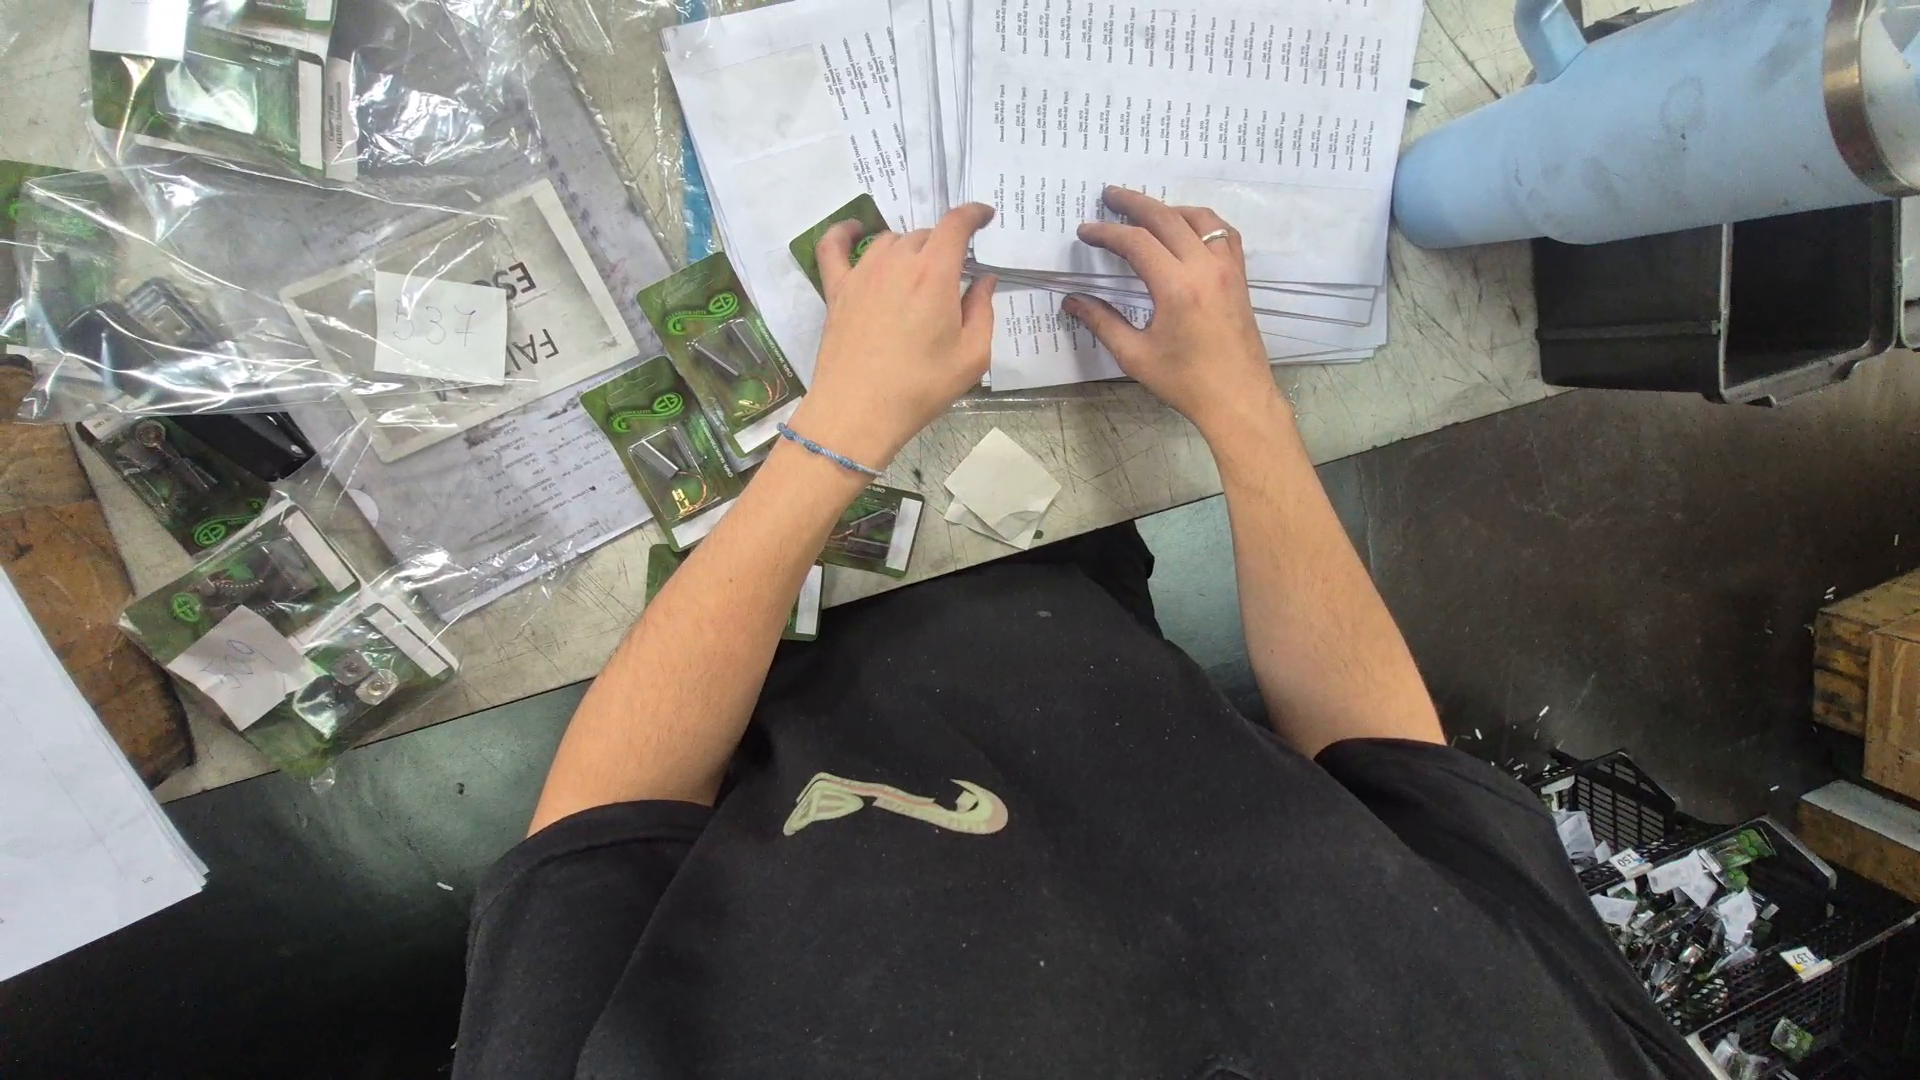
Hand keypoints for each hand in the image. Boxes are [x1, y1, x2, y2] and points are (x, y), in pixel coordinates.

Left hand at [787, 203, 998, 469]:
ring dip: (908, 250)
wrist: (859, 412)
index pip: (956, 225)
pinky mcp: (837, 290)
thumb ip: (983, 312)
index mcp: (935, 274)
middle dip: (943, 248)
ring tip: (916, 275)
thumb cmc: (921, 388)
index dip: (973, 214)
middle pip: (925, 236)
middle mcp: (897, 262)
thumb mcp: (972, 357)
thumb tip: (984, 281)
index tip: (984, 217)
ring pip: (890, 241)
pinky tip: (853, 230)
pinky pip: (834, 247)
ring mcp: (863, 273)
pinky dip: (844, 232)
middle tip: (951, 278)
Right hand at [1063, 187, 1282, 435]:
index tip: (1086, 231)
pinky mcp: (1239, 277)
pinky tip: (1187, 228)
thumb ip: (1102, 322)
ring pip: (1199, 218)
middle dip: (1135, 203)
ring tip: (1146, 210)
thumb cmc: (1184, 382)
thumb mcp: (1135, 356)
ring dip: (1169, 208)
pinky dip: (1201, 221)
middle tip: (1110, 195)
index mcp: (1177, 287)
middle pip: (1167, 218)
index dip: (1107, 233)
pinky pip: (1223, 233)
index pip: (1137, 243)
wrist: (1237, 398)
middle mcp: (1205, 268)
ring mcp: (1227, 269)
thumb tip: (1073, 301)